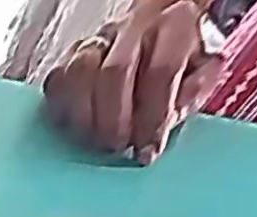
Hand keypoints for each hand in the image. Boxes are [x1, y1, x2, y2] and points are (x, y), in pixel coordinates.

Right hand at [42, 0, 223, 162]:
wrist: (153, 41)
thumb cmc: (176, 66)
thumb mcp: (200, 75)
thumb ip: (192, 93)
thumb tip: (169, 118)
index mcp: (174, 24)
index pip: (161, 70)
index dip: (153, 117)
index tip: (146, 152)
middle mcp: (133, 26)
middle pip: (114, 72)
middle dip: (114, 121)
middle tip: (117, 148)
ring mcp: (97, 41)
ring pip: (79, 74)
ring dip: (84, 119)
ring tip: (94, 142)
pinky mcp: (68, 60)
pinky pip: (56, 83)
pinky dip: (61, 111)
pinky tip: (74, 129)